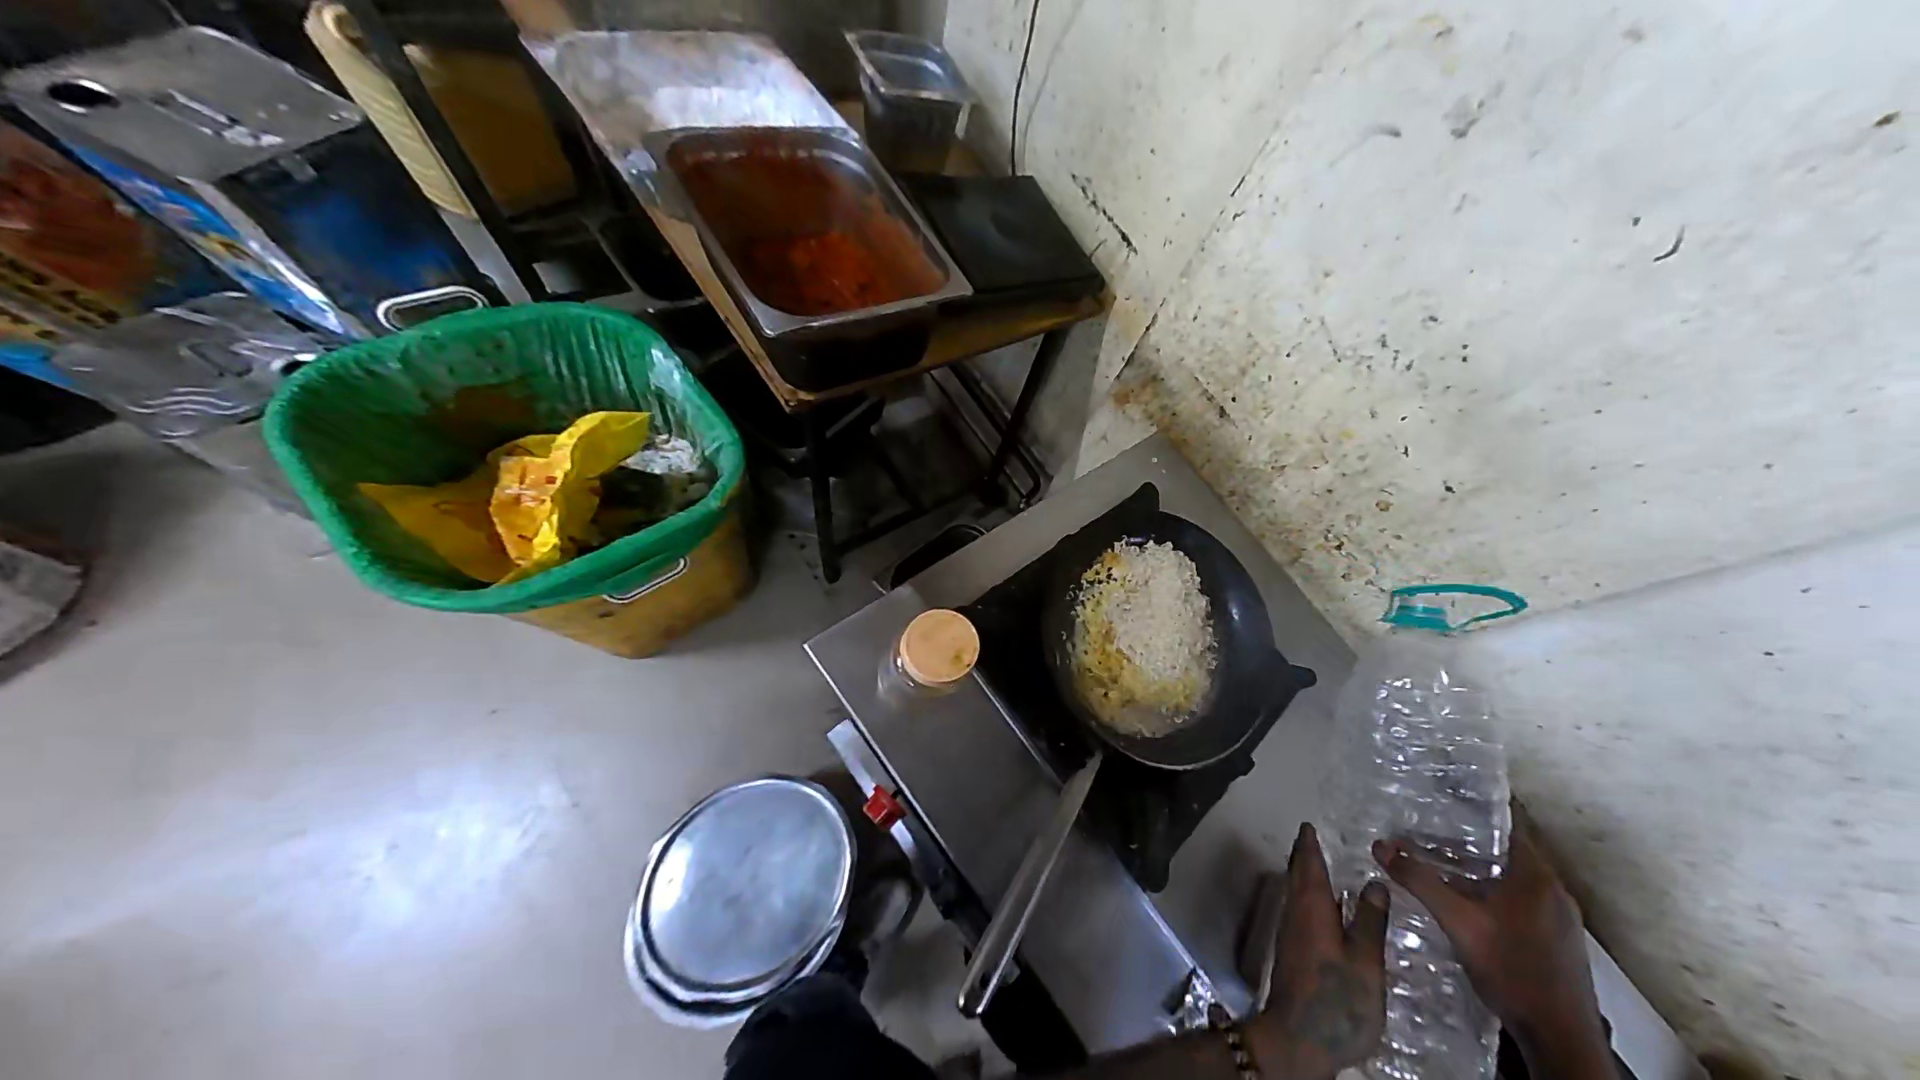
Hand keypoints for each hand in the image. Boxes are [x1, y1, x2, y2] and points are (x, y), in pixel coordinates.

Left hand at [1248, 823, 1389, 1079]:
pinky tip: (1321, 909)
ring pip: (1296, 893)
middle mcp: (1295, 914)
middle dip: (1303, 856)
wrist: (1298, 1036)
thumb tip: (1373, 883)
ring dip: (1304, 876)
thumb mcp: (1365, 962)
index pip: (1308, 866)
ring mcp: (1290, 934)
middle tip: (1310, 839)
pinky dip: (1307, 898)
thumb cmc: (1336, 998)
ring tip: (1318, 866)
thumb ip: (1369, 922)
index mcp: (1311, 909)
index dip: (1308, 845)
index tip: (1307, 825)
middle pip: (1297, 876)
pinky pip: (1298, 911)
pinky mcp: (1291, 952)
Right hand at [1372, 819, 1611, 1066]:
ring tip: (1436, 856)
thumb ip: (1419, 880)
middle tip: (1427, 822)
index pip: (1511, 824)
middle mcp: (1554, 891)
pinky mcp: (1555, 938)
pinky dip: (1491, 886)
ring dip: (1479, 864)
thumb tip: (1380, 845)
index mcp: (1537, 878)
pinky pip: (1519, 896)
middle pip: (1509, 849)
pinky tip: (1463, 897)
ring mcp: (1559, 917)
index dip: (1480, 805)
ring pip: (1514, 875)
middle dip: (1470, 836)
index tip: (1447, 790)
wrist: (1559, 1037)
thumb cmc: (1511, 970)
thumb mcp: (1457, 921)